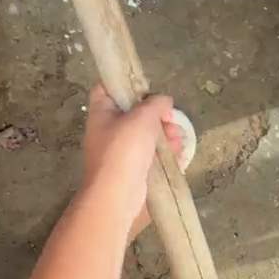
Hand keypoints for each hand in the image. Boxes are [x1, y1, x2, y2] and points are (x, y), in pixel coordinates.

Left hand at [81, 86, 184, 238]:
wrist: (118, 195)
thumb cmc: (125, 150)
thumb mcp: (143, 116)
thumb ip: (156, 103)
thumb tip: (164, 102)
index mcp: (102, 113)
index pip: (106, 89)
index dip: (123, 83)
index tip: (145, 86)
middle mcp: (108, 130)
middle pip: (134, 112)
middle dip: (156, 113)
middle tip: (169, 118)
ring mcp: (120, 151)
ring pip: (145, 133)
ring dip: (164, 133)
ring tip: (176, 138)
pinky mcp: (132, 169)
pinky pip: (150, 153)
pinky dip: (164, 151)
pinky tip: (176, 152)